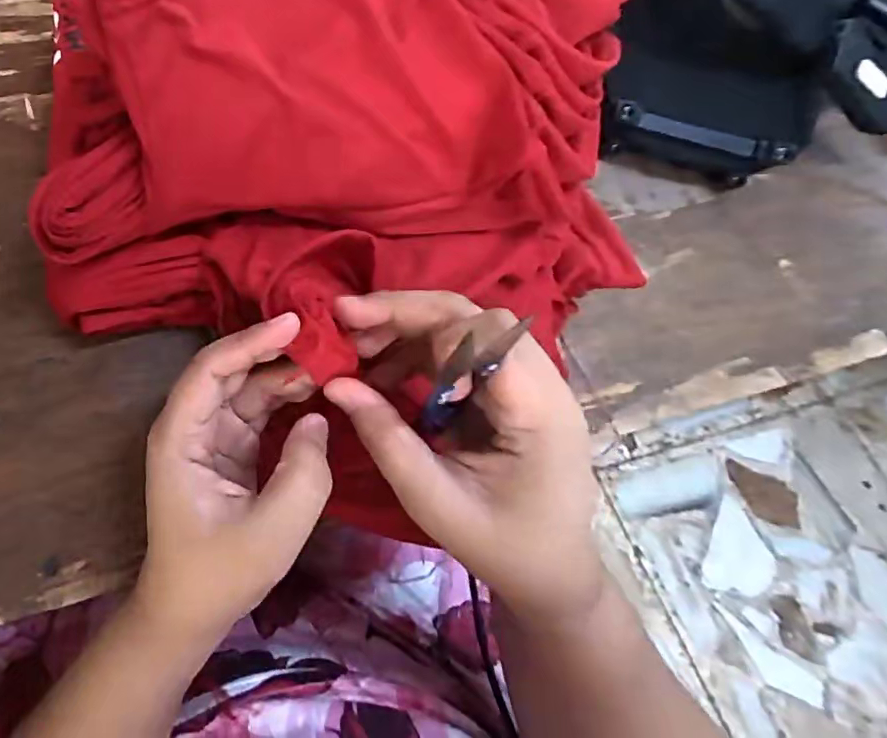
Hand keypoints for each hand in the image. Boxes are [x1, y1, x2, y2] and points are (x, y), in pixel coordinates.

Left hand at [134, 312, 332, 643]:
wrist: (189, 611)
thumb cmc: (220, 573)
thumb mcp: (273, 531)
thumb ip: (304, 472)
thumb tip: (316, 417)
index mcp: (180, 436)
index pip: (211, 369)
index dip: (250, 341)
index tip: (295, 323)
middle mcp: (189, 425)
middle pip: (228, 369)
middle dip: (272, 349)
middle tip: (322, 335)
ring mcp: (208, 434)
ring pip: (245, 385)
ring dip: (283, 371)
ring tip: (328, 359)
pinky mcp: (227, 446)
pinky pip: (256, 408)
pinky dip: (284, 395)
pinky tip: (314, 387)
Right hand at [323, 292, 605, 621]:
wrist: (551, 573)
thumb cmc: (500, 545)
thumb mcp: (433, 500)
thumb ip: (386, 438)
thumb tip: (335, 382)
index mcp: (538, 411)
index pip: (488, 335)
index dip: (429, 332)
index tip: (373, 354)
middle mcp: (543, 381)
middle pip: (473, 315)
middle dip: (407, 312)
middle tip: (348, 320)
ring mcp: (529, 379)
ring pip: (465, 322)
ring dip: (409, 327)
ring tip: (359, 349)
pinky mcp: (509, 384)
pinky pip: (462, 345)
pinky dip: (419, 348)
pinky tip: (385, 372)